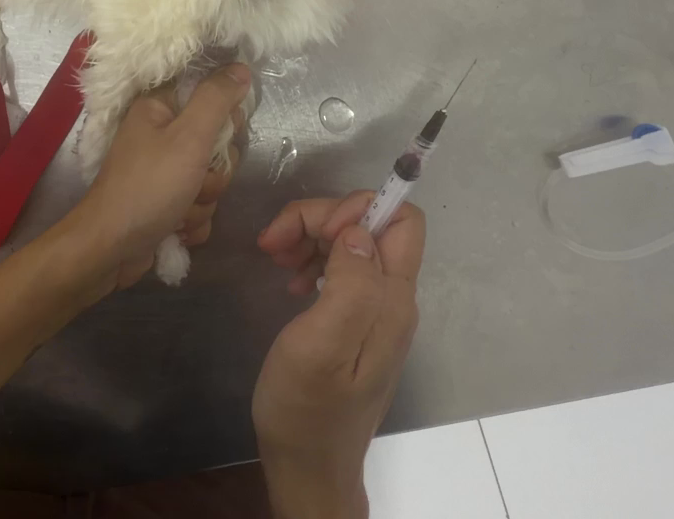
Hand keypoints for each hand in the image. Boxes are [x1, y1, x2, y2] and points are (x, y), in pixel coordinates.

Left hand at [54, 65, 250, 293]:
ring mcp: (162, 172)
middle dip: (214, 171)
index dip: (223, 118)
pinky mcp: (165, 204)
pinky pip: (199, 207)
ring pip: (210, 180)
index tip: (221, 135)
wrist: (111, 249)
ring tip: (179, 209)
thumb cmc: (149, 187)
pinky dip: (192, 221)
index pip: (209, 96)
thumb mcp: (188, 137)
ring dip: (202, 201)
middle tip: (195, 179)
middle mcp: (159, 135)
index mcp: (159, 108)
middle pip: (216, 144)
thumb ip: (217, 100)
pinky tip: (175, 228)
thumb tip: (240, 68)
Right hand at [251, 193, 425, 518]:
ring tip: (274, 258)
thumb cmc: (306, 408)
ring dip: (311, 237)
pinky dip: (312, 260)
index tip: (311, 233)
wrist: (307, 465)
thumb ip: (348, 284)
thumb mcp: (320, 344)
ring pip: (352, 242)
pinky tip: (290, 281)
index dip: (355, 209)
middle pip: (370, 225)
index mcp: (391, 300)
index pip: (401, 220)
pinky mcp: (357, 321)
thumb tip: (358, 231)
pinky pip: (342, 268)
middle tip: (273, 243)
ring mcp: (376, 311)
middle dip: (320, 219)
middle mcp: (392, 299)